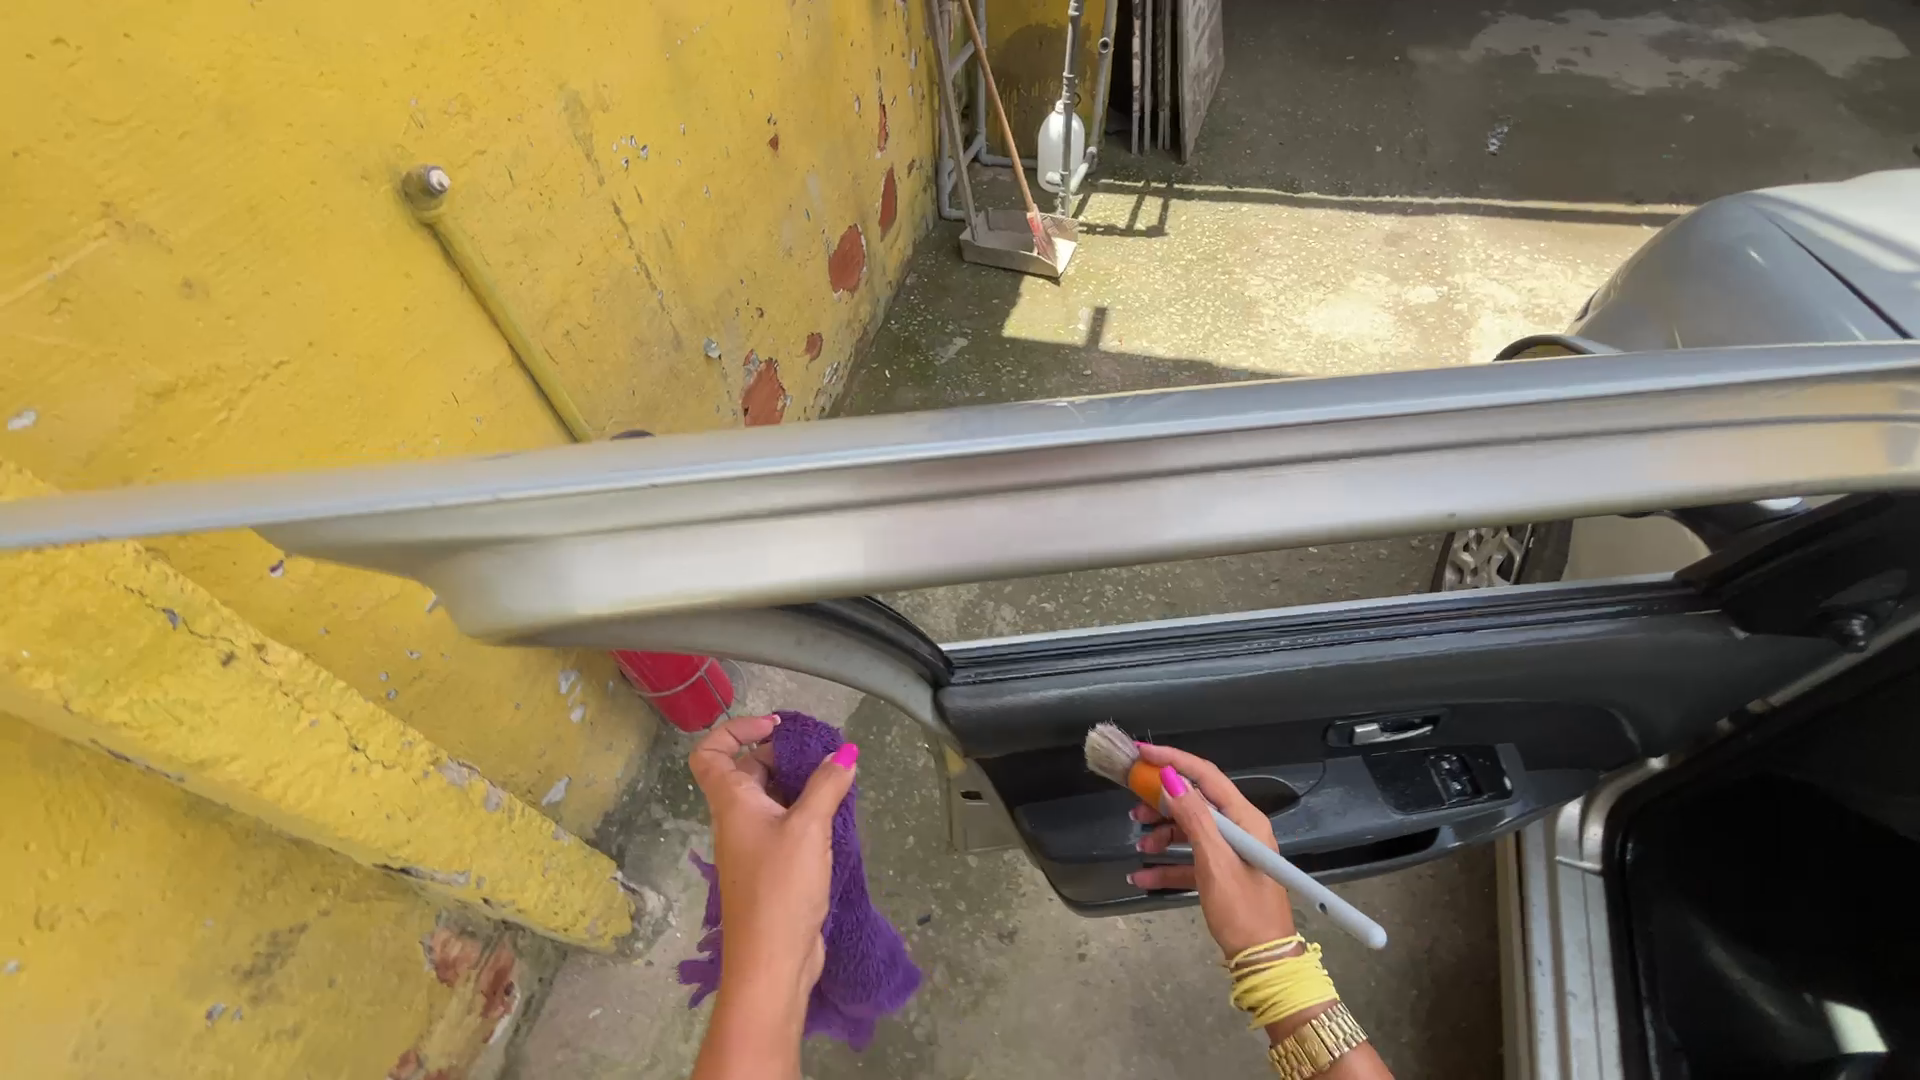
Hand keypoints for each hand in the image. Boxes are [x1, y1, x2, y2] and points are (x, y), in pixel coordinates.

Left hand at [688, 713, 857, 1079]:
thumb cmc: (781, 887)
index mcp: (732, 803)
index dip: (737, 730)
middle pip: (747, 771)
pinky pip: (785, 825)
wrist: (772, 963)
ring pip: (770, 799)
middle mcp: (737, 820)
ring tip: (837, 779)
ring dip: (800, 784)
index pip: (711, 752)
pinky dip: (807, 812)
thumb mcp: (809, 827)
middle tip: (820, 753)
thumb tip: (845, 753)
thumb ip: (827, 785)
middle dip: (781, 755)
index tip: (776, 728)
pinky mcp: (772, 868)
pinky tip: (837, 814)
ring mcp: (753, 846)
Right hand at [1127, 742, 1295, 959]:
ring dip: (1161, 834)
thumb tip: (1171, 779)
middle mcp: (1240, 829)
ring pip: (1188, 829)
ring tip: (1139, 843)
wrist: (1264, 965)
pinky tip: (1142, 874)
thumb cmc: (1243, 911)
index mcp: (1245, 819)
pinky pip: (1189, 859)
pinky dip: (1166, 865)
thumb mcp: (1214, 861)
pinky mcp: (1221, 873)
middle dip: (1161, 801)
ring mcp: (1230, 852)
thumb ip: (1193, 817)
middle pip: (1194, 801)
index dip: (1172, 760)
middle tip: (1133, 804)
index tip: (1142, 754)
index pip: (1205, 775)